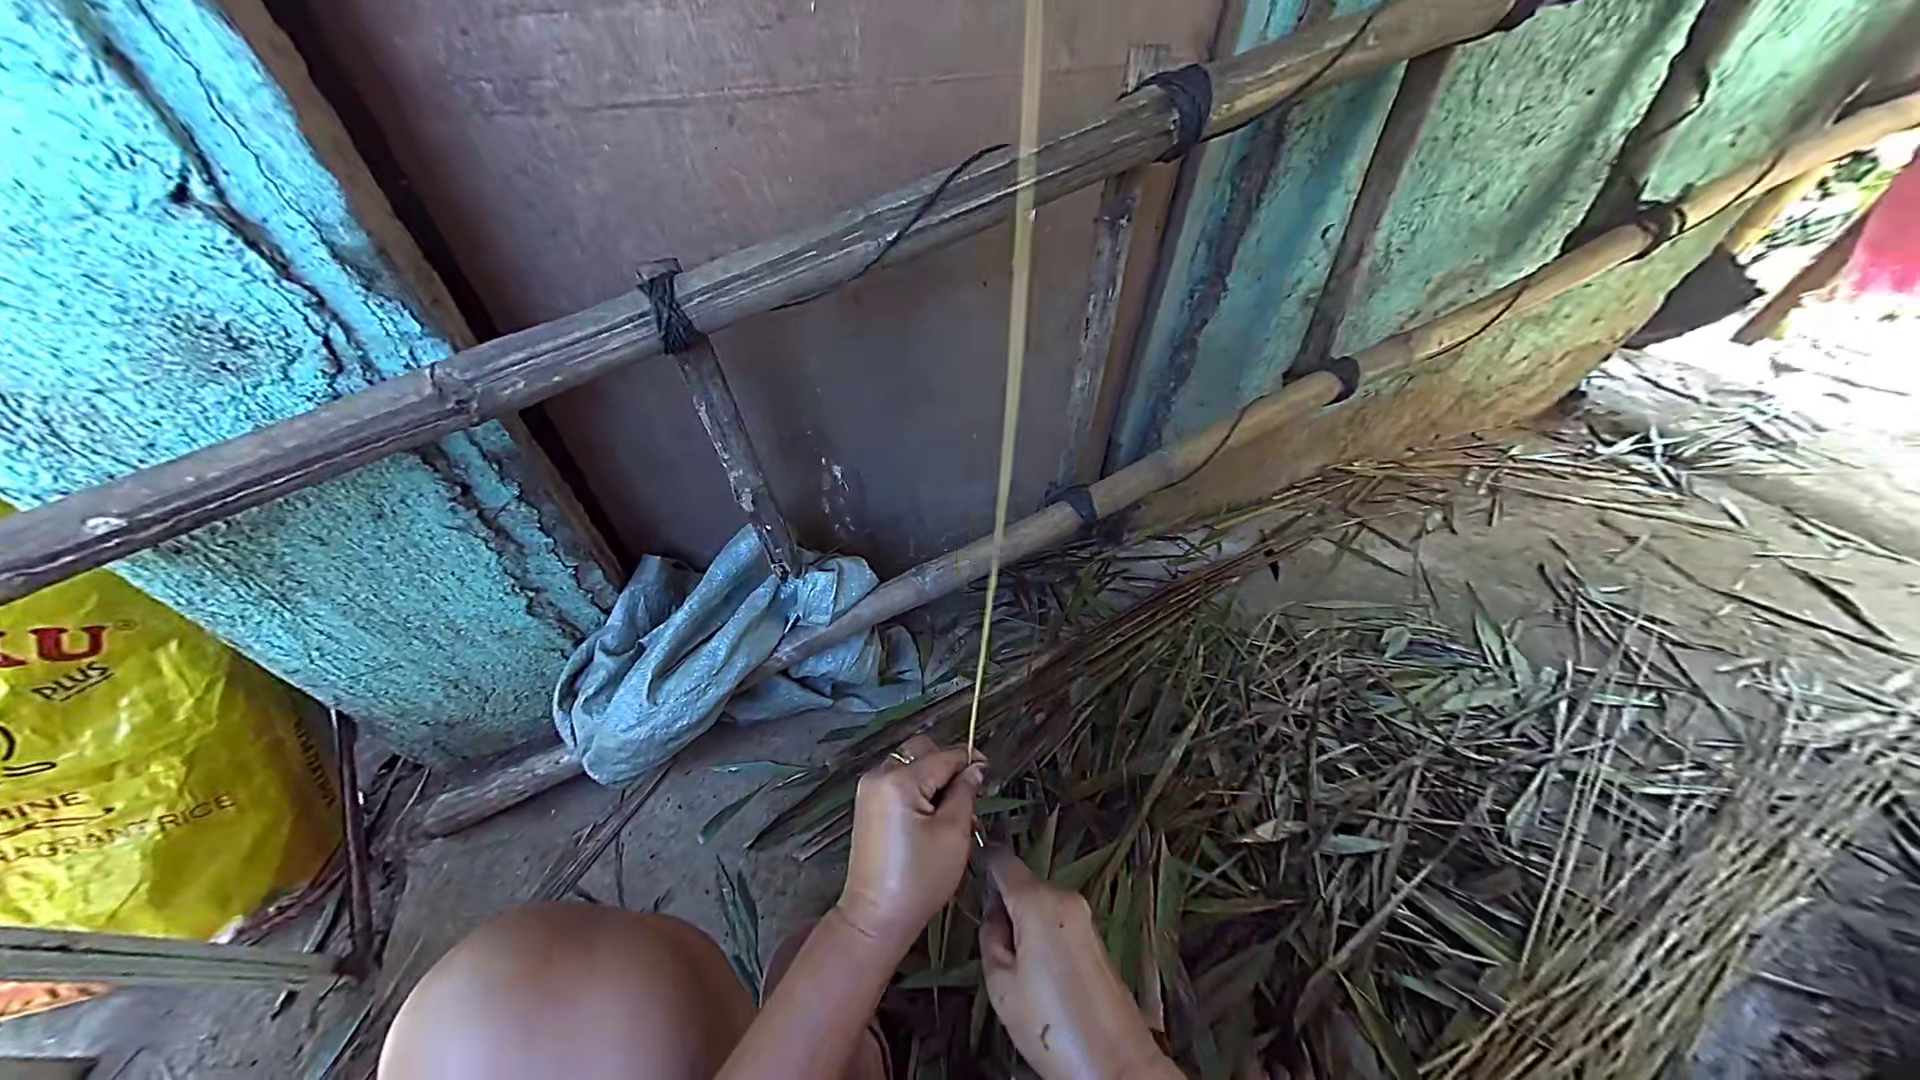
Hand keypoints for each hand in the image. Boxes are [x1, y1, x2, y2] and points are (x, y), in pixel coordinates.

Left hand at [834, 735, 984, 951]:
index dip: (968, 760)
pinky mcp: (868, 805)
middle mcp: (879, 776)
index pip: (942, 756)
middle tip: (970, 794)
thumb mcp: (953, 833)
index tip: (988, 771)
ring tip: (955, 813)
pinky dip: (919, 791)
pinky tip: (935, 818)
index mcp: (898, 780)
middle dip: (948, 767)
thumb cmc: (920, 878)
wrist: (876, 919)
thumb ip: (965, 792)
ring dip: (935, 780)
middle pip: (922, 752)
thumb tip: (974, 768)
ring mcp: (870, 790)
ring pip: (911, 766)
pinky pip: (899, 783)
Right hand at [979, 848, 1181, 1079]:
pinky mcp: (1096, 937)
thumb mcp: (1001, 983)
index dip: (984, 863)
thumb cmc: (1051, 1024)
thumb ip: (990, 936)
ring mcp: (1084, 916)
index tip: (969, 877)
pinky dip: (1043, 937)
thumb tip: (994, 913)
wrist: (1116, 1064)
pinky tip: (1043, 977)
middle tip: (995, 948)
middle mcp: (1065, 897)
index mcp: (1039, 901)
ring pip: (1040, 905)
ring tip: (1020, 971)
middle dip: (1005, 907)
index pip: (1004, 861)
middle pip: (1023, 886)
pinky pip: (1058, 922)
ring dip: (1025, 924)